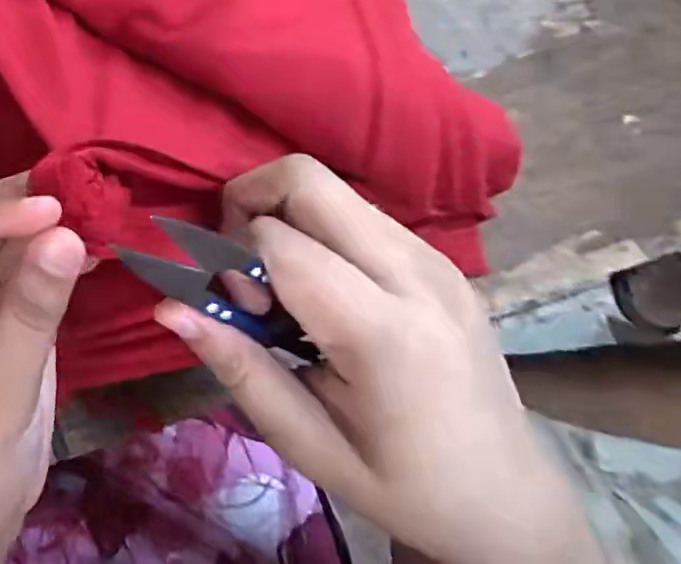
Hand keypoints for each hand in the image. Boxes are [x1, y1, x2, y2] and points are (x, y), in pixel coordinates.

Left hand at [0, 177, 87, 563]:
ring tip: (97, 213)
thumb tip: (68, 233)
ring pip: (13, 243)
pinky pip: (35, 271)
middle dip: (29, 208)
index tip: (54, 208)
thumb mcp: (1, 377)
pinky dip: (62, 258)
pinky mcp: (10, 313)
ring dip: (51, 228)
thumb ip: (33, 305)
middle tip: (83, 194)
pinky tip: (94, 249)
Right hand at [154, 156, 600, 563]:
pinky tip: (319, 282)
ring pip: (325, 185)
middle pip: (305, 178)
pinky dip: (312, 224)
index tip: (243, 308)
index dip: (235, 259)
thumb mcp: (307, 443)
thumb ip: (237, 366)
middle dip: (247, 199)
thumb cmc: (402, 484)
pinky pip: (351, 206)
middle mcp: (415, 274)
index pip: (279, 240)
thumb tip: (168, 308)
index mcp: (385, 332)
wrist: (512, 502)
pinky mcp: (438, 253)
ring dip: (280, 213)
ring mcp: (434, 256)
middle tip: (242, 262)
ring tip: (283, 279)